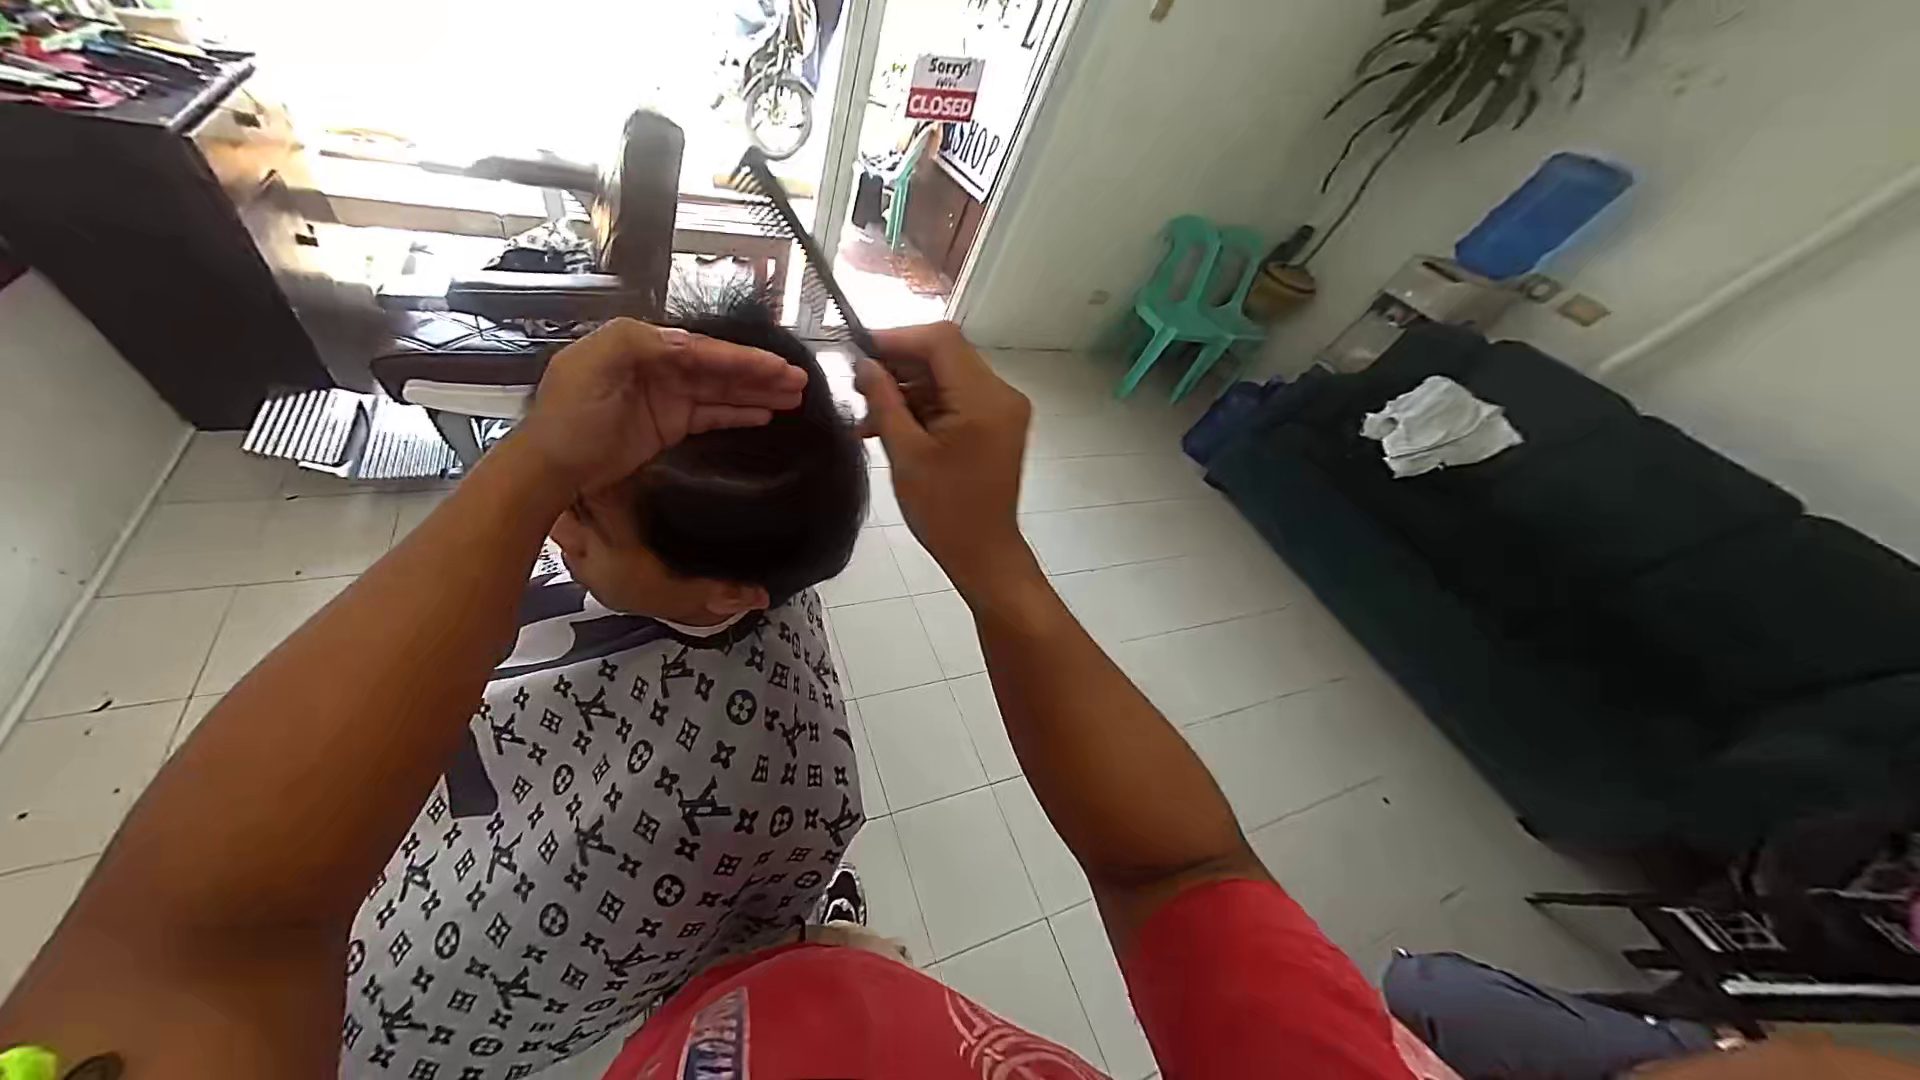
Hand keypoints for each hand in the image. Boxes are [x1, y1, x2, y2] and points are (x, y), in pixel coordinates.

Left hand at [514, 318, 806, 491]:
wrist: (554, 469)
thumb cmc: (568, 418)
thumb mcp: (592, 367)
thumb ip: (635, 343)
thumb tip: (686, 341)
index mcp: (641, 347)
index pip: (703, 350)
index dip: (742, 358)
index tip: (776, 366)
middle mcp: (659, 368)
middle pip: (720, 368)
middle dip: (760, 373)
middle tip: (797, 380)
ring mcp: (667, 398)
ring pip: (723, 391)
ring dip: (758, 392)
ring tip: (793, 396)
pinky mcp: (672, 425)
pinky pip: (714, 414)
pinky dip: (739, 413)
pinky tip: (764, 414)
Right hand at [856, 322, 1034, 594]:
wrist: (983, 553)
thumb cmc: (944, 512)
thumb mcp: (906, 453)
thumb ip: (884, 401)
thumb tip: (864, 364)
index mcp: (984, 400)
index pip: (941, 341)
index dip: (897, 338)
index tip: (860, 352)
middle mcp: (1002, 395)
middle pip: (946, 356)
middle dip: (900, 367)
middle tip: (861, 390)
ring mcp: (1004, 409)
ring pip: (949, 377)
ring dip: (909, 389)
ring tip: (870, 417)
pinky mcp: (998, 424)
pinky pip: (958, 398)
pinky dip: (927, 406)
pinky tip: (894, 425)